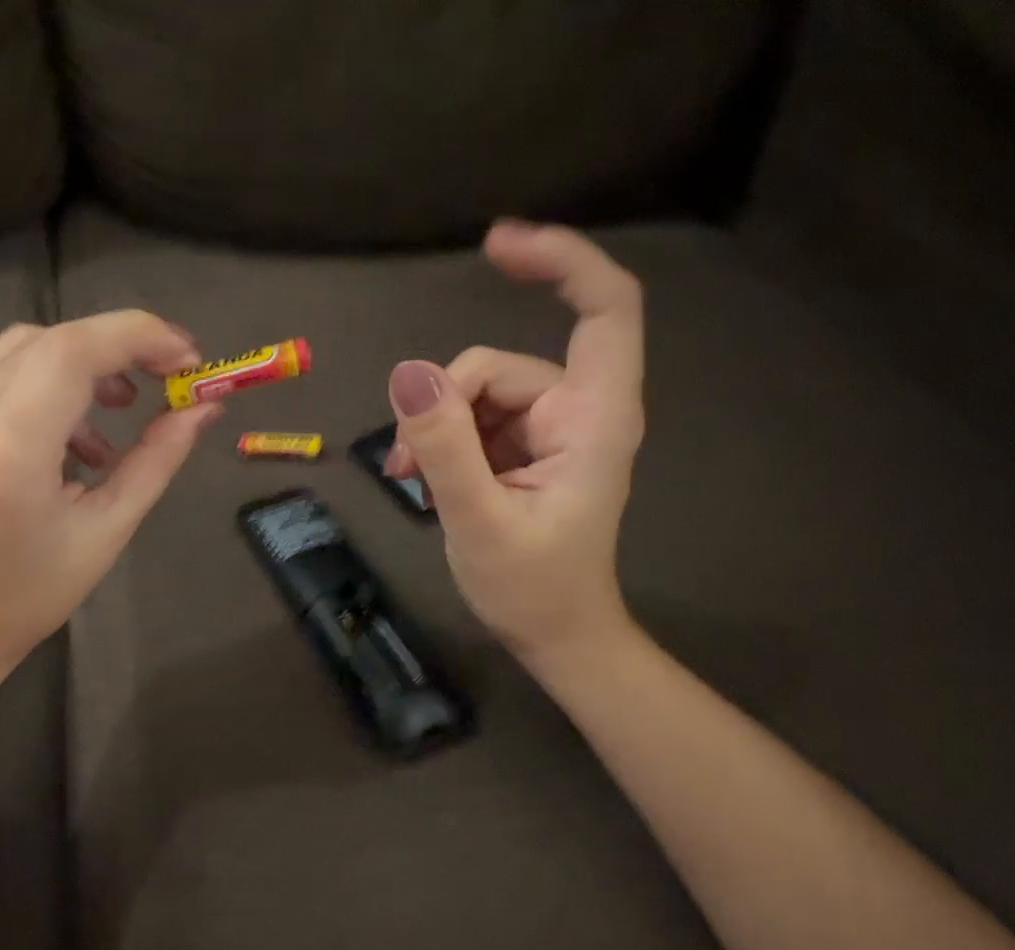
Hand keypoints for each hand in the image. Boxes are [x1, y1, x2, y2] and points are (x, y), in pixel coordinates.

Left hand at [0, 313, 222, 673]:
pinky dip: (47, 378)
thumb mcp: (107, 531)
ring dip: (83, 360)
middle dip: (120, 345)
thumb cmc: (32, 594)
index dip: (137, 337)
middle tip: (167, 376)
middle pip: (51, 340)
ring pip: (22, 345)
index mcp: (8, 457)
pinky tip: (73, 430)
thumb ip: (157, 459)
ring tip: (120, 408)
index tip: (187, 358)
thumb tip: (205, 407)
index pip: (72, 353)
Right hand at [384, 221, 644, 660]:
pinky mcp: (524, 448)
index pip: (605, 309)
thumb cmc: (534, 590)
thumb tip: (409, 372)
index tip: (496, 245)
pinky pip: (472, 420)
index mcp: (594, 418)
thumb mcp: (479, 522)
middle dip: (445, 403)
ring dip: (435, 429)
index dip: (561, 261)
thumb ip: (446, 447)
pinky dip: (441, 442)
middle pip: (500, 365)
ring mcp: (549, 430)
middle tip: (410, 462)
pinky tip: (424, 479)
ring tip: (414, 481)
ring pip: (476, 394)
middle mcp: (577, 411)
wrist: (556, 638)